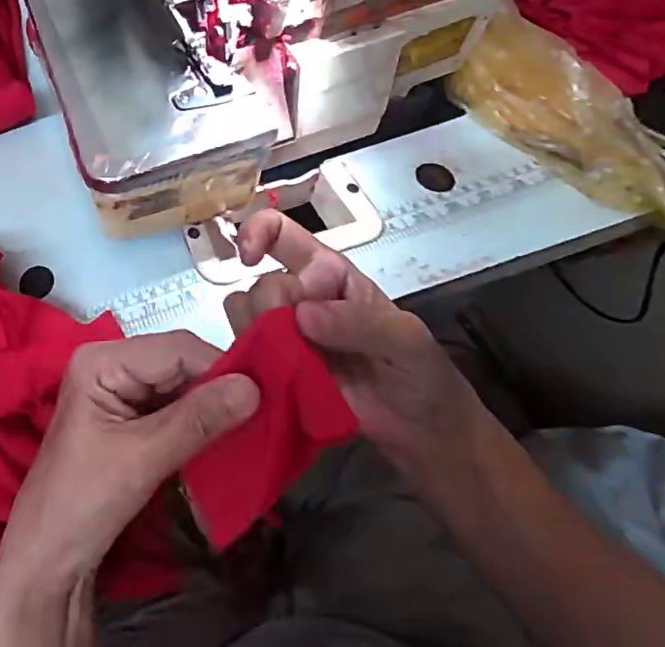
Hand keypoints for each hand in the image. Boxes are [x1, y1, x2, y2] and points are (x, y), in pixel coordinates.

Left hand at [0, 334, 259, 619]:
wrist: (47, 563)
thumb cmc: (82, 504)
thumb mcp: (144, 459)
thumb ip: (198, 420)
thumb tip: (253, 387)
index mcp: (102, 358)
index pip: (176, 348)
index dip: (220, 366)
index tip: (261, 393)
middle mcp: (111, 361)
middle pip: (180, 361)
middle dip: (217, 385)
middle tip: (259, 410)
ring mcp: (120, 386)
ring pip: (182, 382)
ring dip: (212, 402)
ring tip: (248, 422)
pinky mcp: (130, 412)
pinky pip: (175, 403)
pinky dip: (199, 417)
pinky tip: (222, 432)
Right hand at [226, 209, 483, 473]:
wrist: (421, 431)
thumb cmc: (420, 370)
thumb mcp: (406, 339)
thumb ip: (362, 321)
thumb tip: (304, 313)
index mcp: (328, 273)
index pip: (281, 233)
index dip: (258, 233)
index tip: (248, 257)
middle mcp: (299, 298)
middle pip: (261, 286)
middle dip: (273, 312)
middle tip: (303, 343)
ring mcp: (285, 336)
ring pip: (243, 319)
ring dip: (259, 340)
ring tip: (293, 366)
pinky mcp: (276, 373)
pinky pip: (244, 359)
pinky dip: (250, 367)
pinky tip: (272, 382)